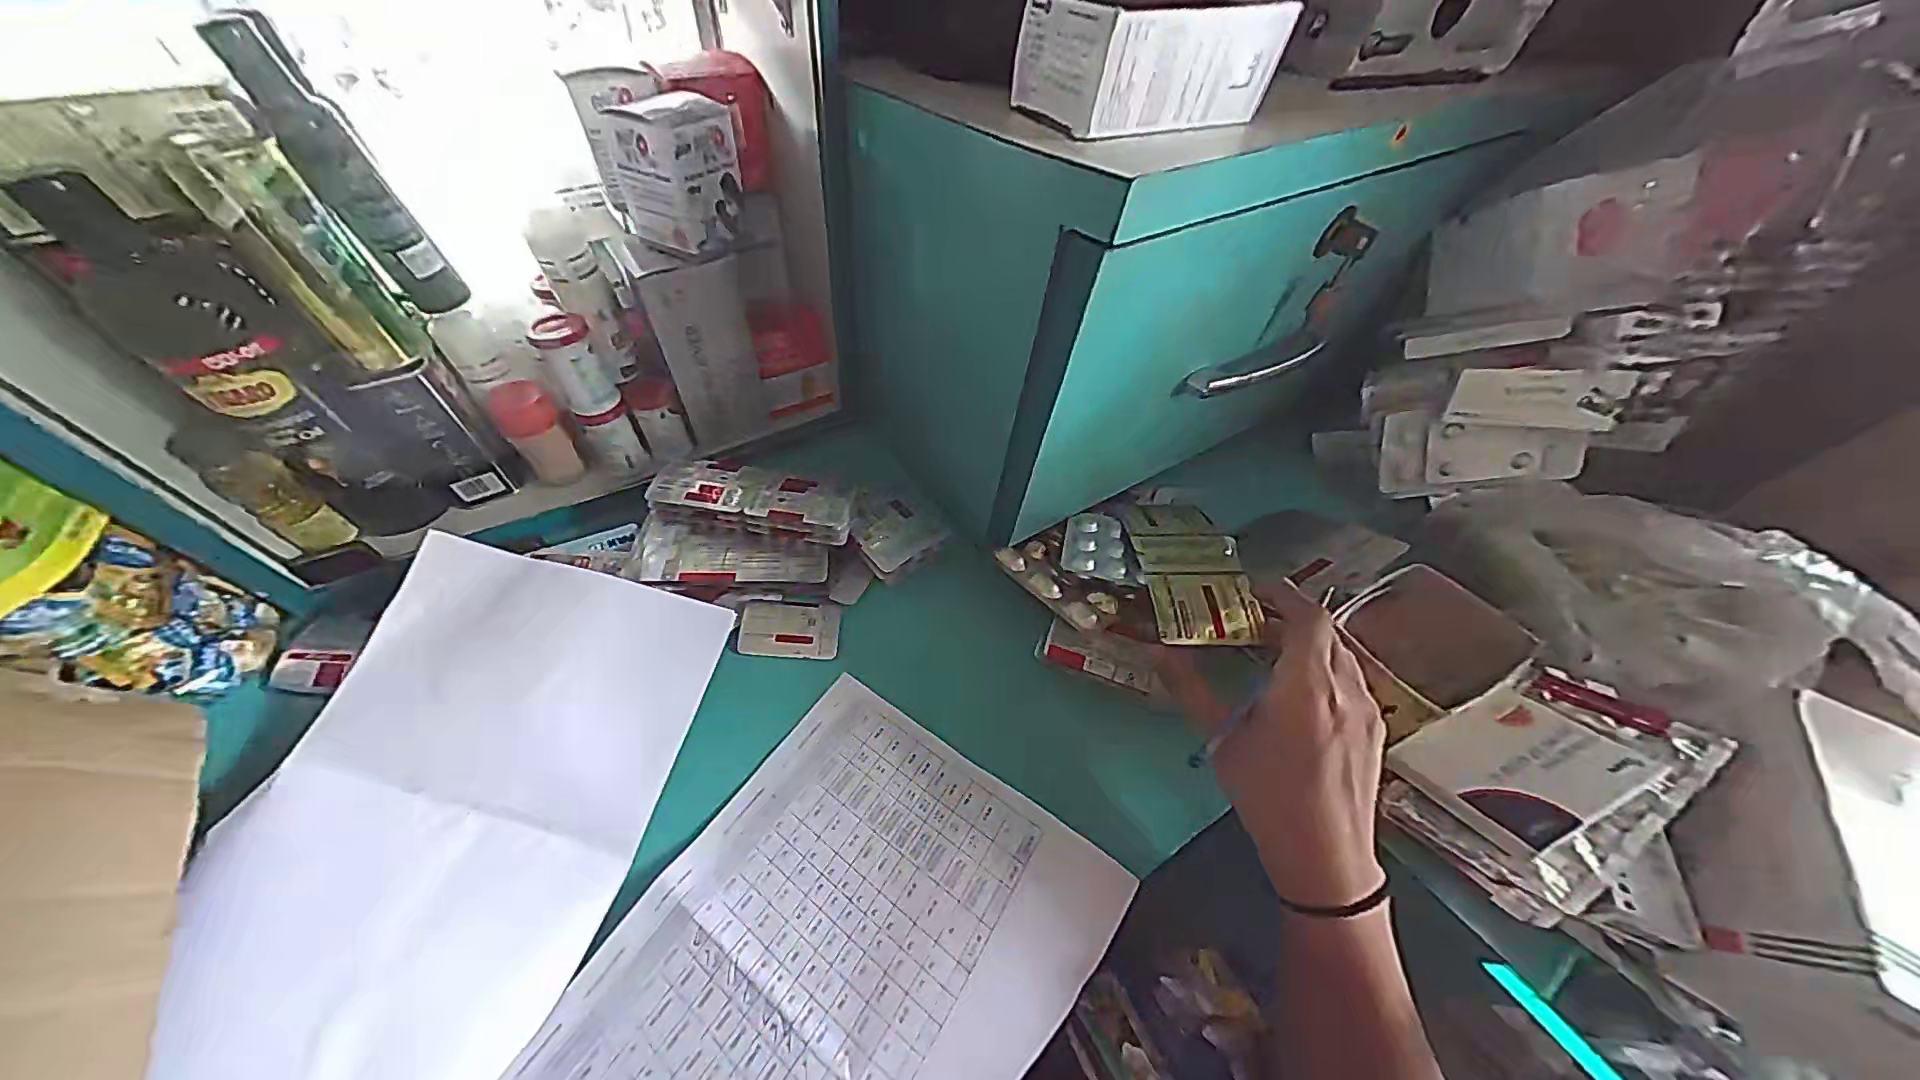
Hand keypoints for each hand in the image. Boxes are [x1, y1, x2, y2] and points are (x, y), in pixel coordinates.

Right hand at [1159, 580, 1386, 907]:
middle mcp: (1345, 689)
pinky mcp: (1375, 729)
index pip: (1308, 617)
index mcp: (1306, 686)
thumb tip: (1157, 651)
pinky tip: (1301, 686)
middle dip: (1291, 614)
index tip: (1252, 590)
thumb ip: (1191, 689)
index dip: (1283, 594)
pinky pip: (1352, 677)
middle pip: (1327, 630)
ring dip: (1311, 639)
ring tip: (1274, 647)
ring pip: (1343, 653)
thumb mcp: (1223, 740)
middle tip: (1253, 617)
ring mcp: (1367, 709)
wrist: (1326, 857)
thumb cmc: (1268, 796)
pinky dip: (1326, 664)